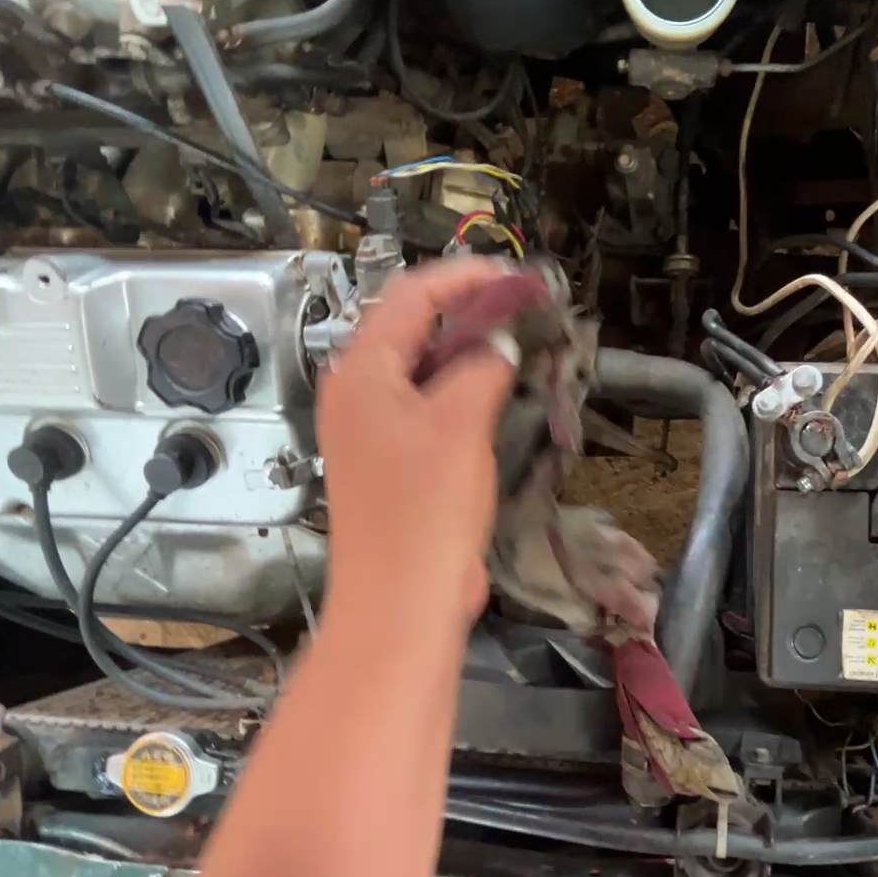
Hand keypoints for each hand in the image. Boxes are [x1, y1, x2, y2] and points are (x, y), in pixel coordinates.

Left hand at [317, 259, 517, 630]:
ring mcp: (373, 428)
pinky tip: (496, 393)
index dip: (464, 278)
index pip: (410, 296)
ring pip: (422, 367)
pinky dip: (461, 389)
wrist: (402, 599)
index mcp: (361, 371)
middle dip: (467, 313)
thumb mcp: (460, 423)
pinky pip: (427, 404)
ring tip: (515, 344)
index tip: (514, 278)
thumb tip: (498, 343)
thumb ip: (481, 367)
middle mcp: (358, 392)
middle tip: (519, 310)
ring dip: (467, 352)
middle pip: (411, 328)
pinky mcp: (393, 459)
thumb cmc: (424, 510)